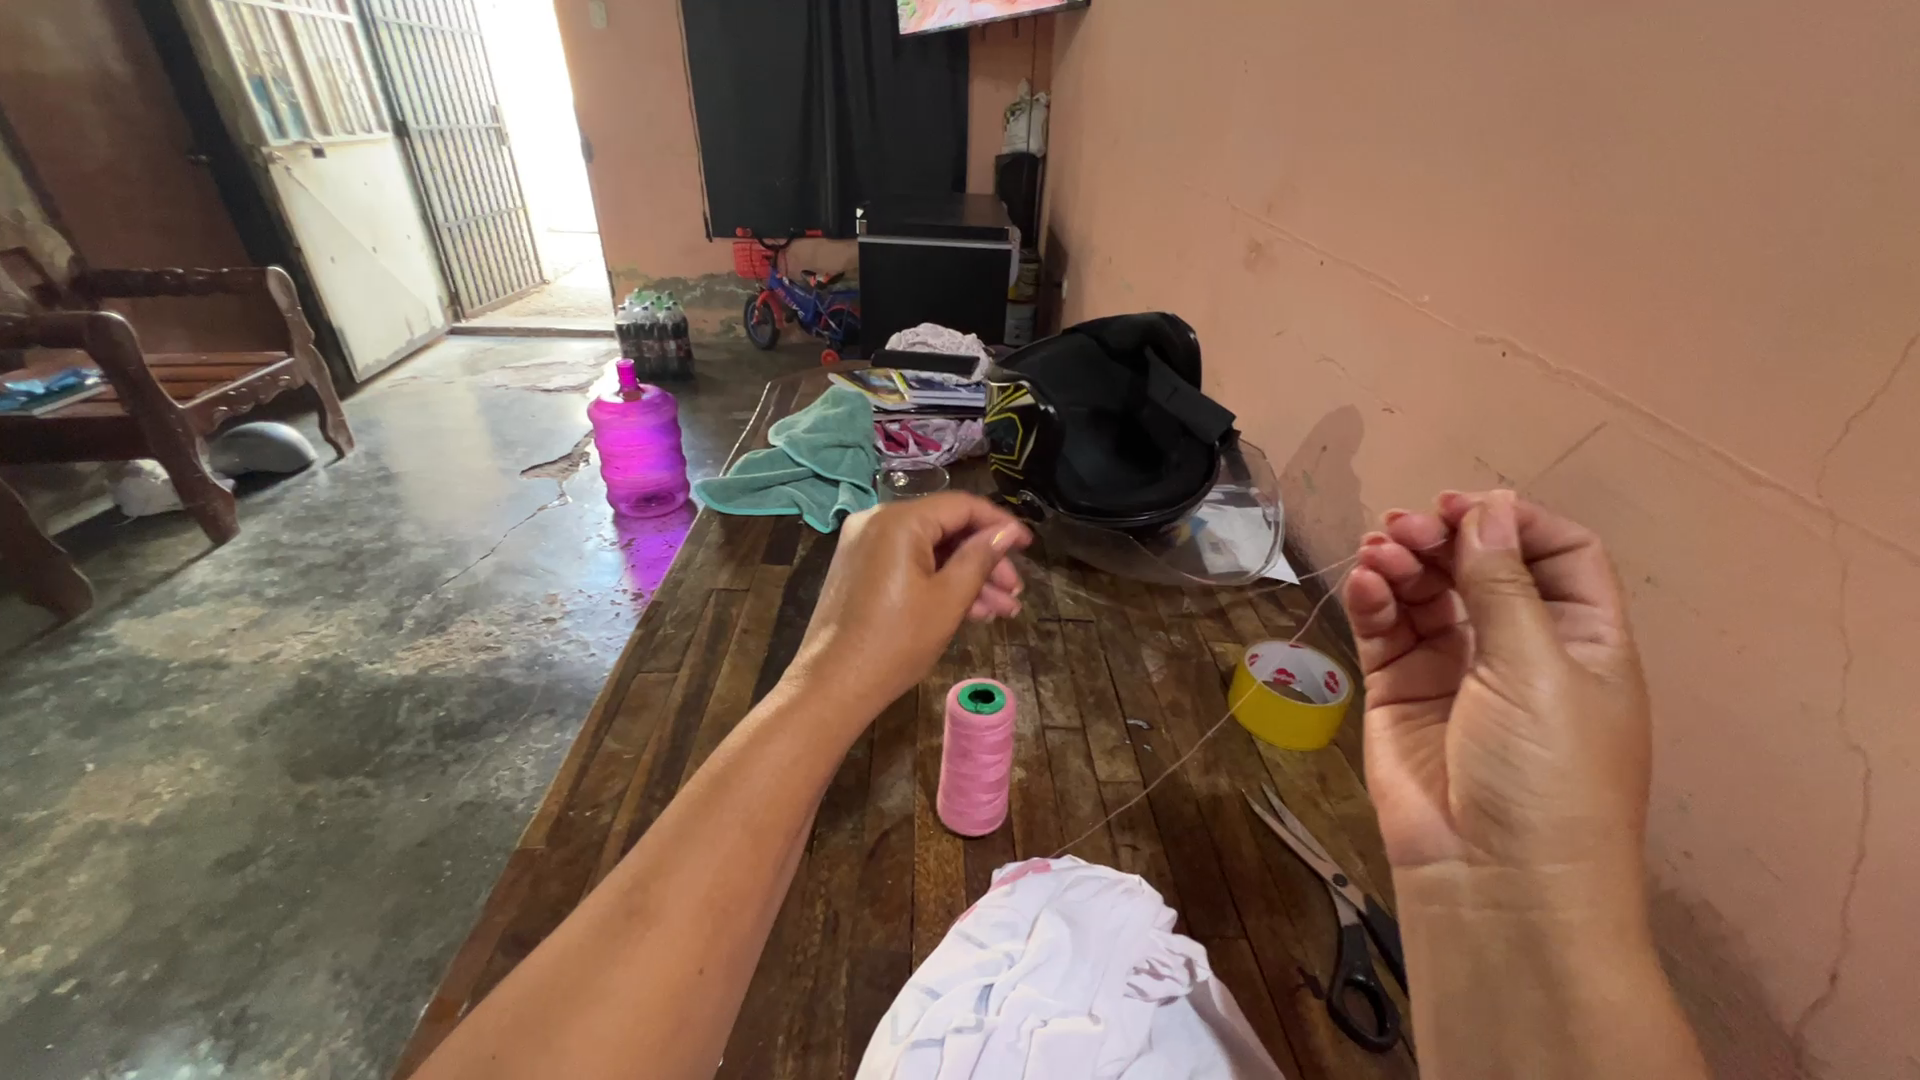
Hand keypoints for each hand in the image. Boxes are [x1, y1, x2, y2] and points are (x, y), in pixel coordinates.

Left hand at [786, 493, 1031, 716]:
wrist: (833, 686)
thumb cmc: (896, 642)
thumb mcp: (948, 600)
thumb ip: (980, 558)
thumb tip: (1007, 532)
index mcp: (898, 520)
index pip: (961, 506)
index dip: (1000, 524)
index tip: (1028, 546)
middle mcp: (877, 522)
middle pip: (945, 528)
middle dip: (984, 560)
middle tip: (1015, 592)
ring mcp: (864, 545)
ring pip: (929, 550)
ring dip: (966, 577)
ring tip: (1001, 611)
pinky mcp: (859, 569)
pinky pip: (908, 564)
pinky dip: (937, 582)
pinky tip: (969, 611)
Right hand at [1341, 490, 1651, 884]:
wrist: (1491, 875)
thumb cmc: (1545, 771)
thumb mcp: (1539, 668)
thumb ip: (1503, 584)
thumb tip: (1489, 508)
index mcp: (1579, 640)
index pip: (1556, 556)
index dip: (1512, 522)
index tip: (1462, 506)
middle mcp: (1516, 647)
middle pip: (1479, 567)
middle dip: (1443, 538)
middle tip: (1405, 527)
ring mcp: (1452, 669)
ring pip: (1425, 593)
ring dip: (1402, 563)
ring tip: (1378, 551)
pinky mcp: (1398, 689)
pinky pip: (1385, 630)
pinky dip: (1373, 600)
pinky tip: (1365, 584)